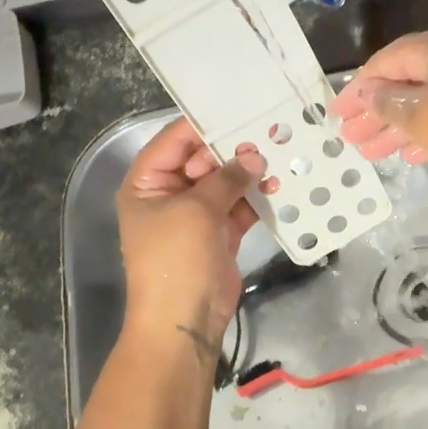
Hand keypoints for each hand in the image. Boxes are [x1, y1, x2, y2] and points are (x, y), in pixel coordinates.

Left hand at [115, 119, 263, 347]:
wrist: (183, 318)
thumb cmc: (176, 258)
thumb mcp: (196, 211)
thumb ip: (225, 179)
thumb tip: (253, 156)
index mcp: (147, 183)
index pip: (174, 141)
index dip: (203, 126)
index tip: (239, 110)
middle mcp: (169, 195)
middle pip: (202, 161)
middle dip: (233, 150)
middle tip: (269, 133)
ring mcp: (195, 217)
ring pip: (224, 186)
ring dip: (249, 175)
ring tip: (280, 156)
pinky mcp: (219, 237)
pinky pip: (238, 210)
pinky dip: (256, 201)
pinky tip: (280, 186)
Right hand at [329, 25, 427, 182]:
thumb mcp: (422, 118)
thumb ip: (391, 105)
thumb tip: (369, 93)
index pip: (384, 62)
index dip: (357, 89)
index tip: (336, 114)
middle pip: (406, 82)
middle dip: (375, 113)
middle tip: (349, 138)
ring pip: (427, 102)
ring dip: (399, 127)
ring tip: (372, 152)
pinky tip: (413, 154)